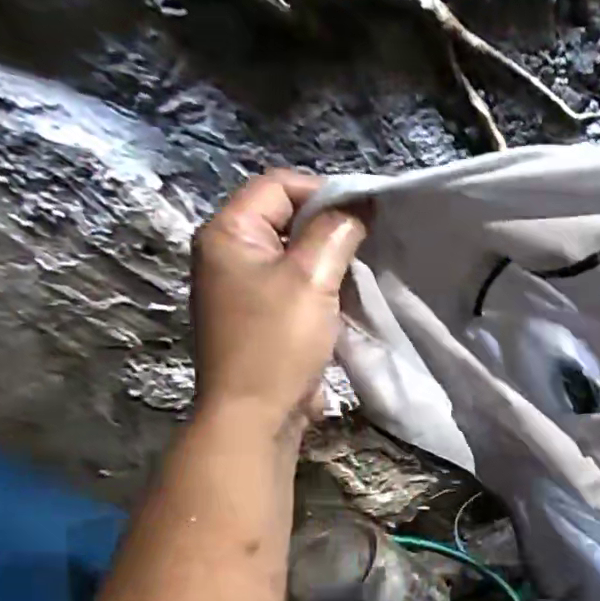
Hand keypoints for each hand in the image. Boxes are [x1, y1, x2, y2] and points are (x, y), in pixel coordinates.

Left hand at [189, 169, 367, 426]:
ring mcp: (242, 287)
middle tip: (370, 244)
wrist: (255, 414)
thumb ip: (334, 235)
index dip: (325, 192)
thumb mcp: (311, 280)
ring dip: (329, 259)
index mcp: (229, 233)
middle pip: (285, 218)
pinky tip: (345, 299)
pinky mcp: (259, 316)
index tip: (368, 214)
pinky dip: (321, 286)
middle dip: (330, 227)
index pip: (278, 186)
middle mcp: (229, 253)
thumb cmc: (277, 343)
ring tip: (362, 272)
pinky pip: (293, 285)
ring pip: (293, 254)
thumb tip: (358, 208)